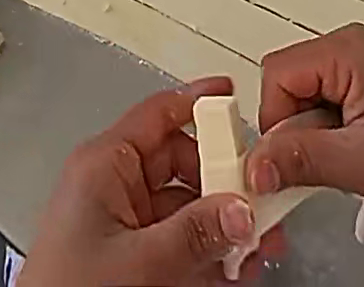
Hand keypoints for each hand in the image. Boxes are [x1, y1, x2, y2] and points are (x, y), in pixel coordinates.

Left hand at [19, 77, 266, 285]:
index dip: (196, 101)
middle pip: (179, 161)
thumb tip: (241, 209)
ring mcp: (122, 221)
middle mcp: (113, 183)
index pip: (158, 114)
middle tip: (259, 199)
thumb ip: (195, 233)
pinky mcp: (129, 254)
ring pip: (184, 205)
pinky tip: (235, 269)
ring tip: (258, 245)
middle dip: (222, 181)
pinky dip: (206, 251)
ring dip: (221, 223)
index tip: (231, 95)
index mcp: (104, 163)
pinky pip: (176, 238)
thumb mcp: (140, 261)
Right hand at [243, 24, 363, 239]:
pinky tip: (353, 163)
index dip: (275, 120)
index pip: (277, 73)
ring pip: (308, 101)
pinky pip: (330, 109)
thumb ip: (299, 159)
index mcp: (348, 49)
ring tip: (345, 168)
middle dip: (295, 131)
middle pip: (290, 84)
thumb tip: (256, 163)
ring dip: (315, 139)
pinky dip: (331, 140)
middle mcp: (354, 50)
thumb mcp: (362, 165)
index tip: (279, 161)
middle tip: (314, 169)